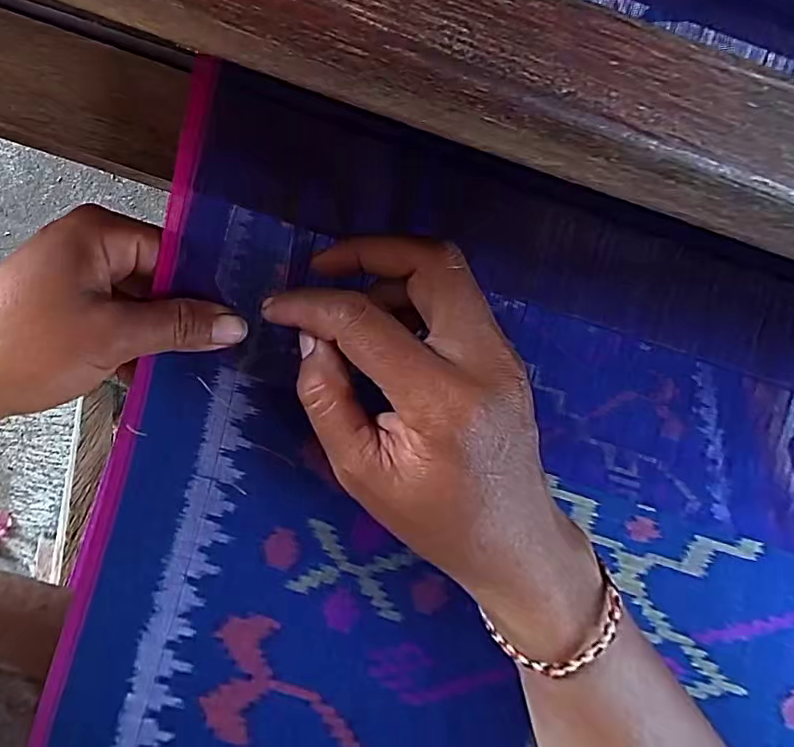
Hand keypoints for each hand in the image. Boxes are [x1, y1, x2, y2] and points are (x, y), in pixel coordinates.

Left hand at [0, 204, 247, 424]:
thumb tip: (232, 322)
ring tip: (187, 368)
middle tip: (217, 351)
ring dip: (152, 335)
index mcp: (99, 232)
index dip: (202, 286)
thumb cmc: (22, 346)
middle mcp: (85, 244)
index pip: (172, 250)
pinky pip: (107, 317)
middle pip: (153, 276)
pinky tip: (145, 375)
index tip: (234, 319)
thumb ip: (176, 325)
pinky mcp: (57, 306)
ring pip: (132, 302)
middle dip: (177, 316)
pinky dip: (125, 343)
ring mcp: (70, 276)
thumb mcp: (111, 336)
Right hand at [262, 236, 604, 654]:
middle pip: (431, 262)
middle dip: (368, 250)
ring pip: (447, 269)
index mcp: (441, 400)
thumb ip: (325, 397)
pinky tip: (383, 323)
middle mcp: (482, 360)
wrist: (516, 542)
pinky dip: (411, 289)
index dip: (311, 304)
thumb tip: (312, 336)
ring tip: (348, 305)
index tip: (277, 306)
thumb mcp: (359, 472)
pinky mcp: (503, 350)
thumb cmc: (434, 519)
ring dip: (390, 269)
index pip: (365, 321)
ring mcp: (502, 350)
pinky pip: (454, 294)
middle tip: (322, 268)